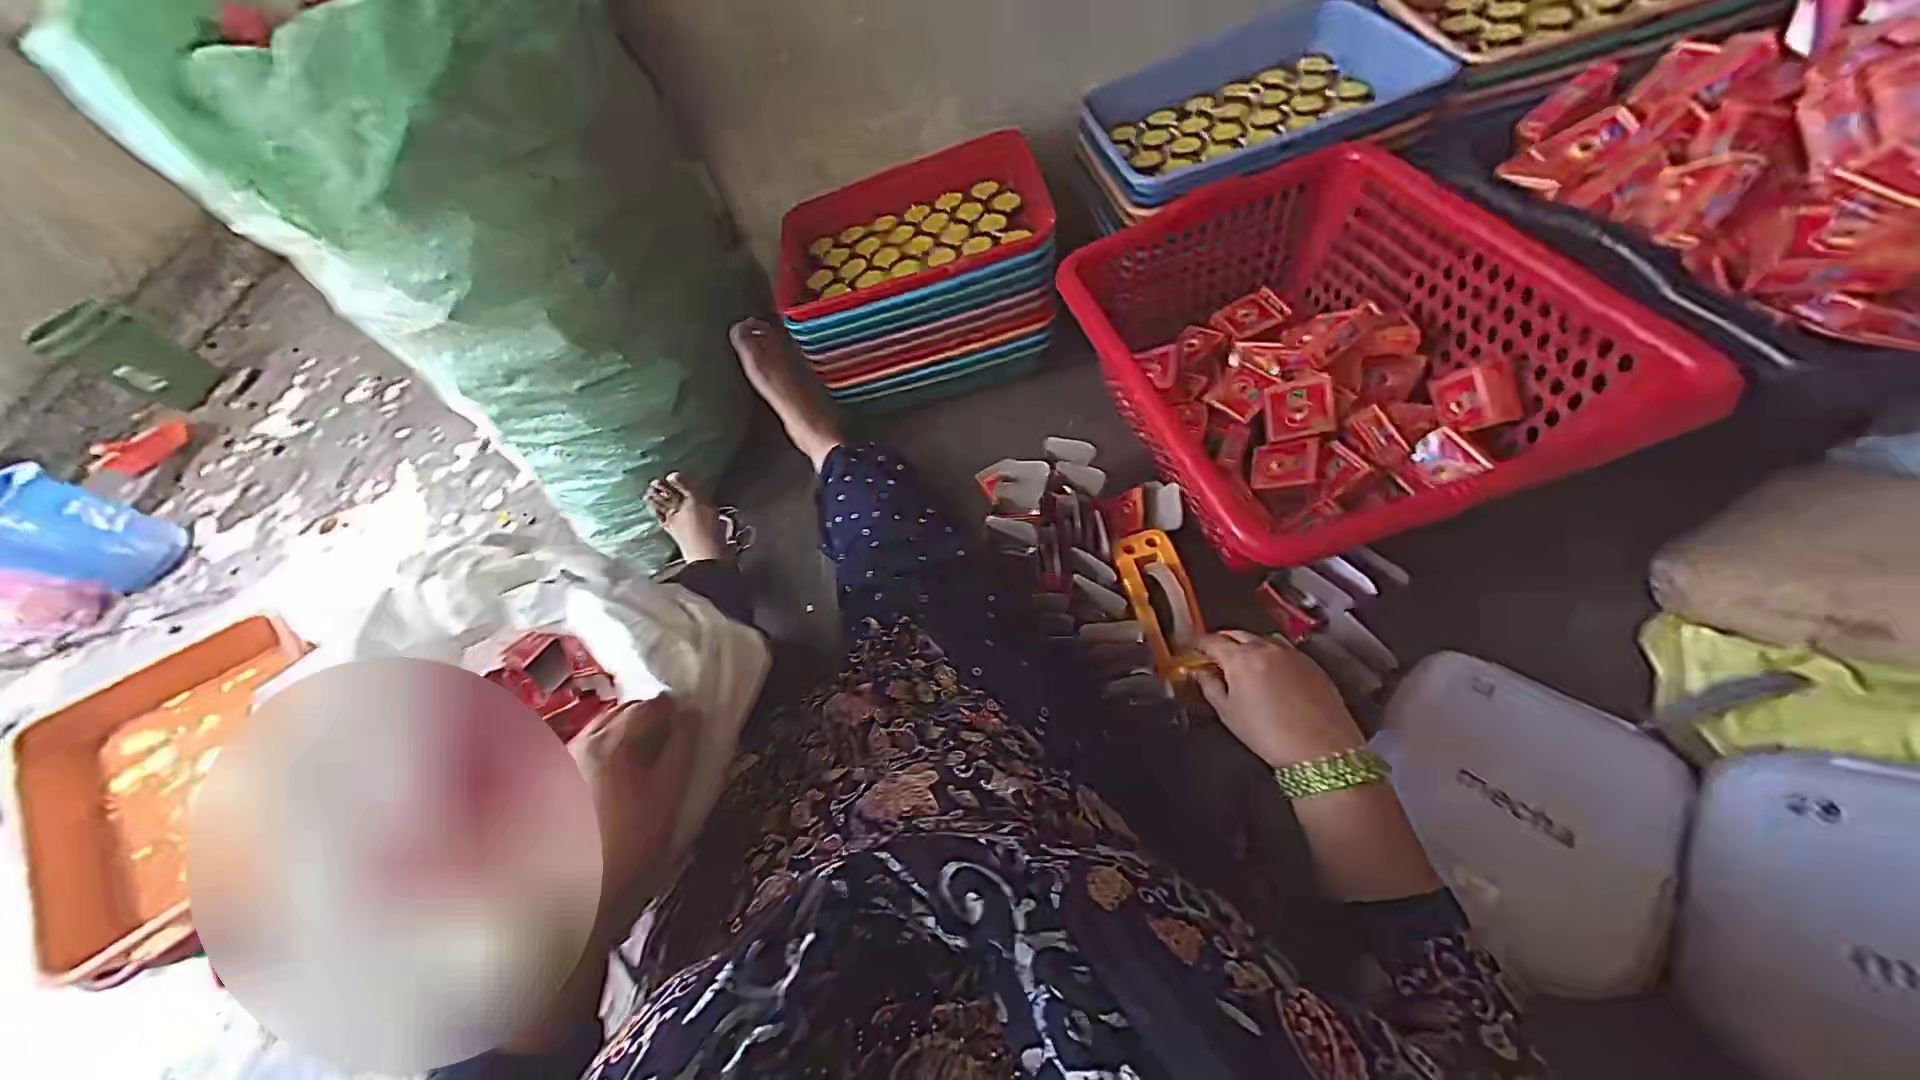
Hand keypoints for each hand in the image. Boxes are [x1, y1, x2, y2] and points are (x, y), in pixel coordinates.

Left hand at [568, 696, 692, 936]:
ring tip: (641, 765)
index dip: (675, 712)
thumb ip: (682, 750)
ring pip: (598, 736)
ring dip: (622, 741)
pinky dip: (601, 762)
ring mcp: (558, 767)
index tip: (686, 723)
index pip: (651, 705)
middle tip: (668, 740)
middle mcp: (579, 745)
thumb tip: (691, 718)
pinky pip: (581, 758)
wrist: (558, 909)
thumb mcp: (667, 797)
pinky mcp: (542, 790)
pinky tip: (611, 789)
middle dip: (645, 722)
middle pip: (620, 714)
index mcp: (612, 741)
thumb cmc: (622, 853)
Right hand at [1193, 631, 1365, 767]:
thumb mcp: (1228, 713)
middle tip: (1215, 657)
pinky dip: (1271, 655)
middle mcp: (1266, 648)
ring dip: (1247, 645)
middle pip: (1236, 634)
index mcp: (1241, 658)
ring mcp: (1291, 653)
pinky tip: (1270, 675)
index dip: (1199, 645)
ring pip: (1261, 639)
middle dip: (1222, 642)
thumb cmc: (1273, 736)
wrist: (1322, 751)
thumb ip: (1210, 686)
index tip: (1195, 652)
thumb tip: (1202, 674)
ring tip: (1243, 666)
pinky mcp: (1311, 663)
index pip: (1212, 640)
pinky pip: (1284, 650)